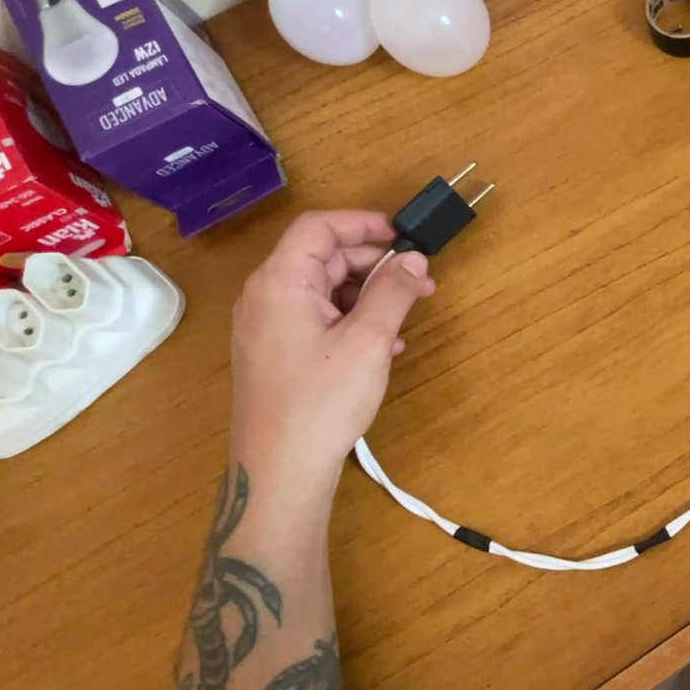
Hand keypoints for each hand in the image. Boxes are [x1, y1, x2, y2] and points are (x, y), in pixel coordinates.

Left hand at [230, 211, 436, 479]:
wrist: (280, 465)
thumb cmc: (322, 399)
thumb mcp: (369, 340)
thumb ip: (393, 292)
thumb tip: (415, 259)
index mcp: (281, 282)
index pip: (319, 228)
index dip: (364, 224)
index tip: (407, 236)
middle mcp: (267, 296)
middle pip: (323, 257)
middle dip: (376, 263)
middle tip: (422, 282)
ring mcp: (270, 325)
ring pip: (326, 289)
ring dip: (371, 292)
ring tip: (409, 312)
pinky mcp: (279, 351)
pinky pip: (320, 316)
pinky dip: (355, 317)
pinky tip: (386, 342)